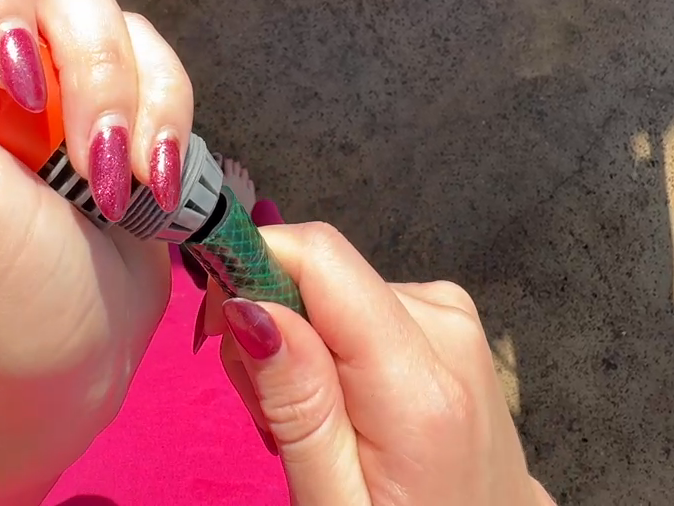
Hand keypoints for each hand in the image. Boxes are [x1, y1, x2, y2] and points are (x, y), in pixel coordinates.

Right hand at [206, 224, 552, 505]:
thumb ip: (298, 406)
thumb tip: (250, 303)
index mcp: (421, 383)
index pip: (321, 255)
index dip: (254, 264)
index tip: (220, 327)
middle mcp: (446, 324)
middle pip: (320, 274)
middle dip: (271, 322)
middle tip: (267, 411)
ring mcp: (453, 314)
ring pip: (334, 286)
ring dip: (301, 338)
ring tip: (311, 419)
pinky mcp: (449, 313)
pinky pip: (362, 299)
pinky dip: (335, 341)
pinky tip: (345, 399)